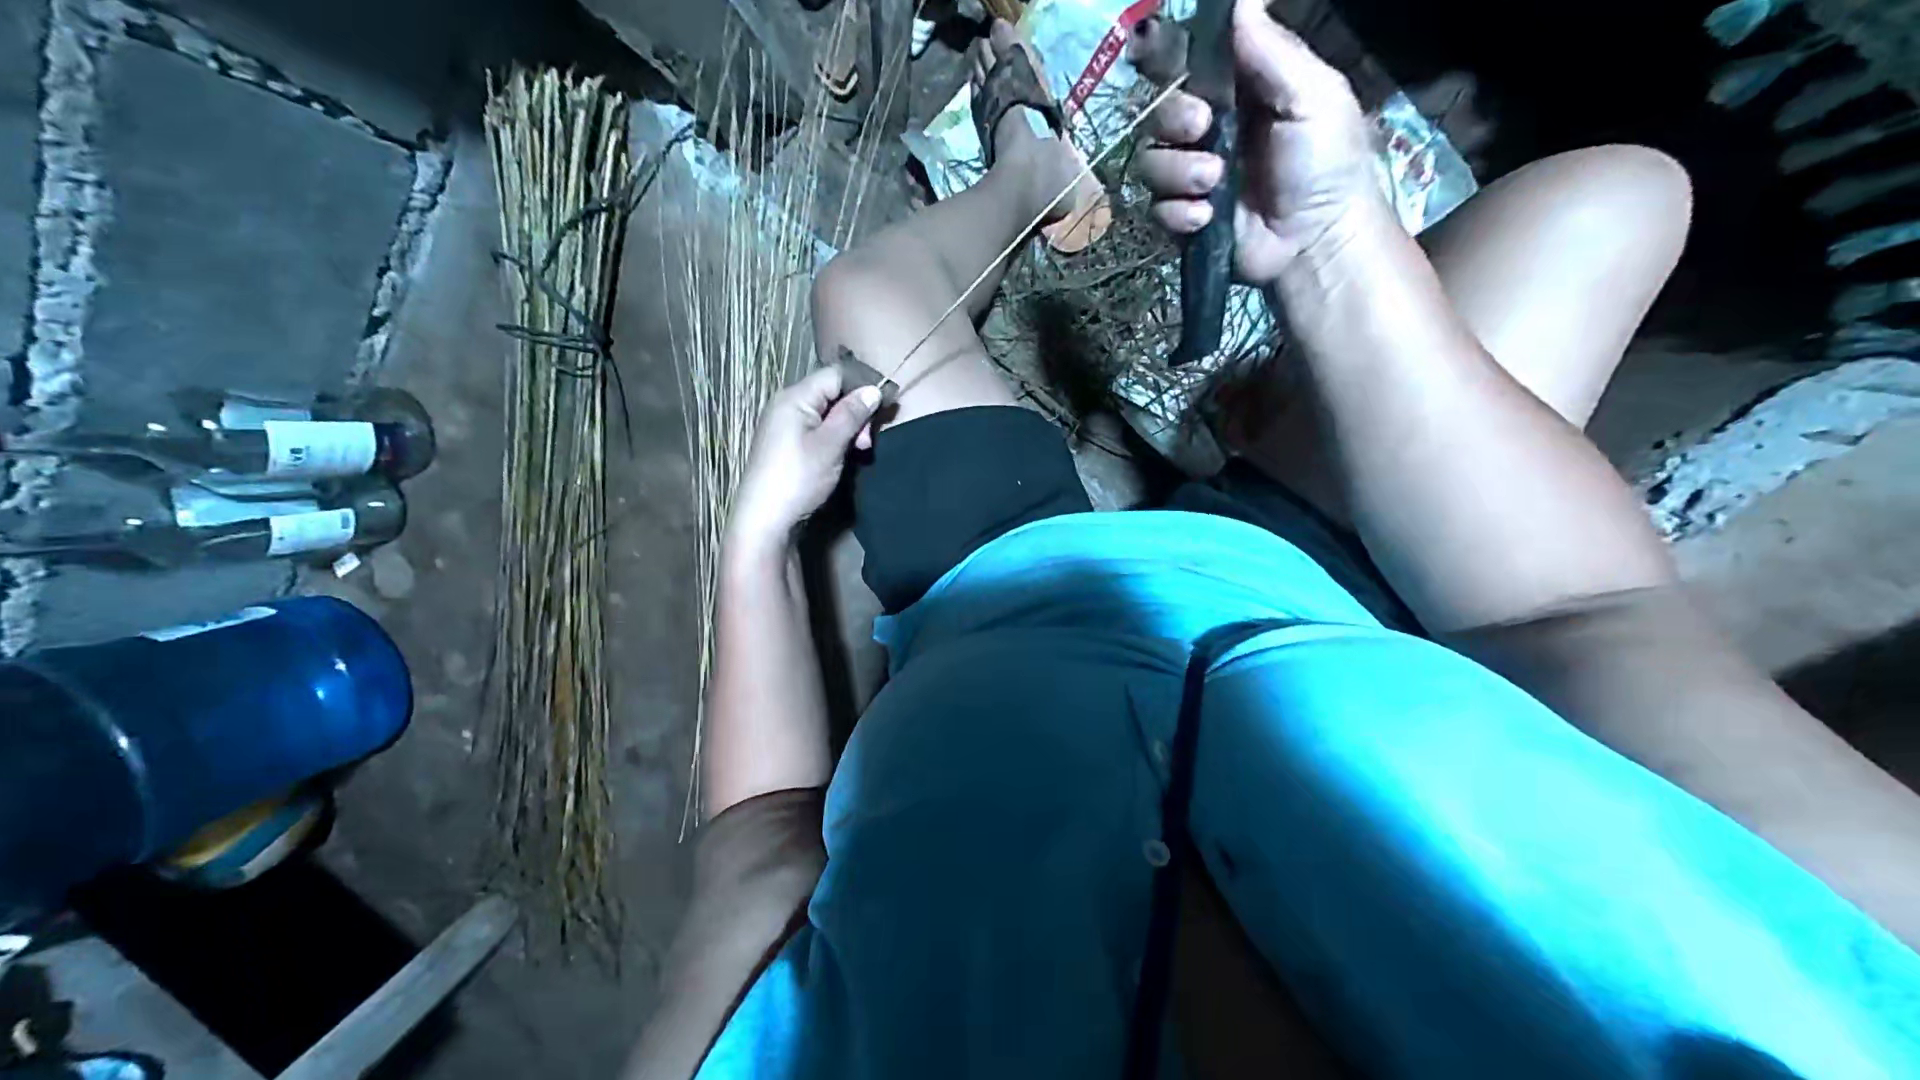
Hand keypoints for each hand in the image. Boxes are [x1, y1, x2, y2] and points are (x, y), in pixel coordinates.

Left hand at [724, 365, 882, 553]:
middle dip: (856, 412)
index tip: (883, 409)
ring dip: (848, 428)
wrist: (765, 519)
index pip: (835, 375)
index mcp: (794, 397)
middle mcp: (787, 405)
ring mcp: (785, 425)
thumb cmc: (798, 477)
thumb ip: (852, 414)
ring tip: (858, 452)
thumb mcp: (830, 444)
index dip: (862, 386)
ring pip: (827, 414)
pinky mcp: (787, 445)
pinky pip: (817, 430)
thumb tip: (874, 390)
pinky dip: (834, 439)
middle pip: (831, 393)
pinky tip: (842, 456)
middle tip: (867, 442)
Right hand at [1134, 0, 1386, 286]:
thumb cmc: (1326, 163)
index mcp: (1239, 91)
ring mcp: (1191, 177)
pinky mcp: (1182, 219)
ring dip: (1179, 170)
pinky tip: (1207, 218)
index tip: (1145, 47)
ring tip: (1214, 183)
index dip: (1164, 53)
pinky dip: (1179, 213)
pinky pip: (1157, 208)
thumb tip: (1238, 2)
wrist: (1316, 240)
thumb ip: (1273, 51)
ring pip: (1152, 161)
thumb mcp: (1313, 96)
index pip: (1190, 63)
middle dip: (1174, 116)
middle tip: (1202, 126)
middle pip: (1160, 111)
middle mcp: (1208, 131)